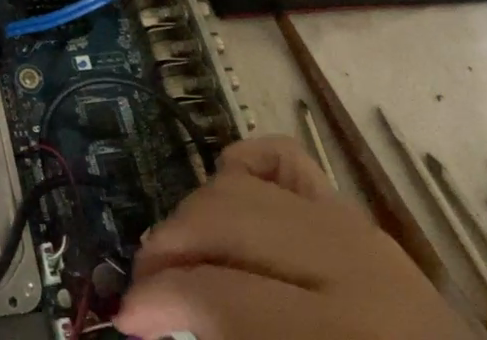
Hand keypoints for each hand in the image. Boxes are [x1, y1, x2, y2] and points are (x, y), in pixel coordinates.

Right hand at [116, 135, 476, 339]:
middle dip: (167, 251)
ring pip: (244, 188)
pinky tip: (221, 196)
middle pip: (224, 221)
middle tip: (146, 292)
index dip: (156, 301)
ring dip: (193, 217)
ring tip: (177, 260)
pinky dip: (244, 169)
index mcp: (343, 332)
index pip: (219, 293)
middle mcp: (355, 269)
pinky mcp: (359, 219)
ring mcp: (360, 233)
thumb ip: (223, 335)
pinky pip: (288, 163)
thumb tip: (151, 315)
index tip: (126, 319)